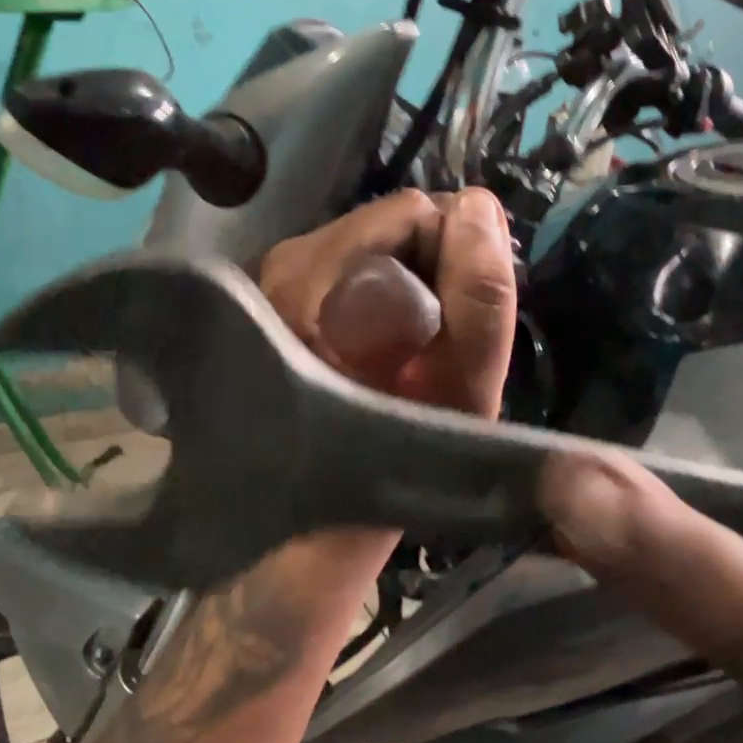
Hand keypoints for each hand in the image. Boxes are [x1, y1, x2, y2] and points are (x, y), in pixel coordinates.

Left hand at [248, 188, 517, 615]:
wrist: (305, 536)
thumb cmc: (390, 471)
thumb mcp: (459, 390)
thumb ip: (479, 297)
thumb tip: (480, 206)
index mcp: (317, 271)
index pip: (414, 211)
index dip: (456, 260)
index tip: (455, 329)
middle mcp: (279, 263)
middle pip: (385, 228)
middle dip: (425, 275)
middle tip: (429, 352)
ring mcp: (264, 286)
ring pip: (363, 254)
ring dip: (397, 293)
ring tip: (398, 363)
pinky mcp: (262, 311)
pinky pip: (336, 281)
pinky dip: (364, 309)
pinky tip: (365, 363)